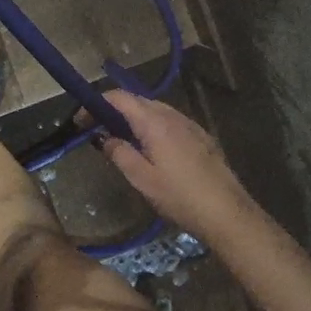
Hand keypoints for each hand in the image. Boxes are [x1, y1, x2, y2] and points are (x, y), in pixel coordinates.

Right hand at [90, 90, 248, 233]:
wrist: (228, 214)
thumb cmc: (180, 197)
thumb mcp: (141, 179)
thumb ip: (119, 153)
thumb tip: (104, 138)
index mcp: (154, 122)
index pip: (119, 97)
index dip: (97, 103)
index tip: (82, 120)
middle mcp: (172, 115)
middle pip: (136, 101)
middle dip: (114, 110)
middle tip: (99, 130)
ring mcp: (189, 124)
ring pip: (154, 110)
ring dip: (134, 118)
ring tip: (123, 140)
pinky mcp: (201, 136)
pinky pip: (170, 121)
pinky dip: (153, 126)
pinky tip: (153, 149)